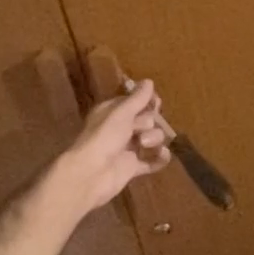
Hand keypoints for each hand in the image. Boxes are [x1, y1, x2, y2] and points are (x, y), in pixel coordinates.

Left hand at [43, 79, 172, 217]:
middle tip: (140, 127)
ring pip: (152, 138)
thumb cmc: (104, 137)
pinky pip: (153, 161)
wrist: (92, 173)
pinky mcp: (133, 168)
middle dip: (149, 121)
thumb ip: (137, 98)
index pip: (135, 102)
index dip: (147, 102)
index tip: (156, 102)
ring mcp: (127, 149)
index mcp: (113, 113)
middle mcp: (120, 129)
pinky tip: (162, 154)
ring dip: (154, 138)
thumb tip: (149, 81)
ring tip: (144, 143)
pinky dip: (160, 158)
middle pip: (147, 119)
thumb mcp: (121, 113)